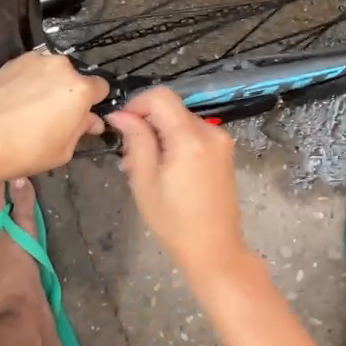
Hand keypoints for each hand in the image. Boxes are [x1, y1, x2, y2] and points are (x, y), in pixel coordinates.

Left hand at [0, 52, 108, 184]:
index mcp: (79, 88)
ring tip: (30, 110)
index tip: (83, 117)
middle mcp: (58, 66)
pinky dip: (27, 83)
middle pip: (73, 78)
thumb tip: (91, 120)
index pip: (101, 87)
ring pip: (50, 72)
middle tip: (54, 117)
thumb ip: (81, 129)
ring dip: (48, 86)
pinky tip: (14, 103)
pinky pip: (29, 71)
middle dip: (69, 94)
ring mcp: (31, 61)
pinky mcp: (9, 63)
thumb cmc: (25, 151)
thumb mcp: (63, 150)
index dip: (93, 103)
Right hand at [105, 87, 250, 276]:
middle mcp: (211, 132)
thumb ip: (135, 140)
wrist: (214, 249)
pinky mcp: (224, 152)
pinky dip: (175, 143)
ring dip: (160, 135)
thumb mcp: (144, 180)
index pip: (160, 97)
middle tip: (129, 156)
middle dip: (147, 124)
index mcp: (190, 138)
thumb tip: (120, 114)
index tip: (122, 126)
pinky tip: (164, 169)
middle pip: (171, 109)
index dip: (136, 104)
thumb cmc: (173, 220)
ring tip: (144, 167)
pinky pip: (194, 135)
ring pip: (181, 121)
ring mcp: (221, 142)